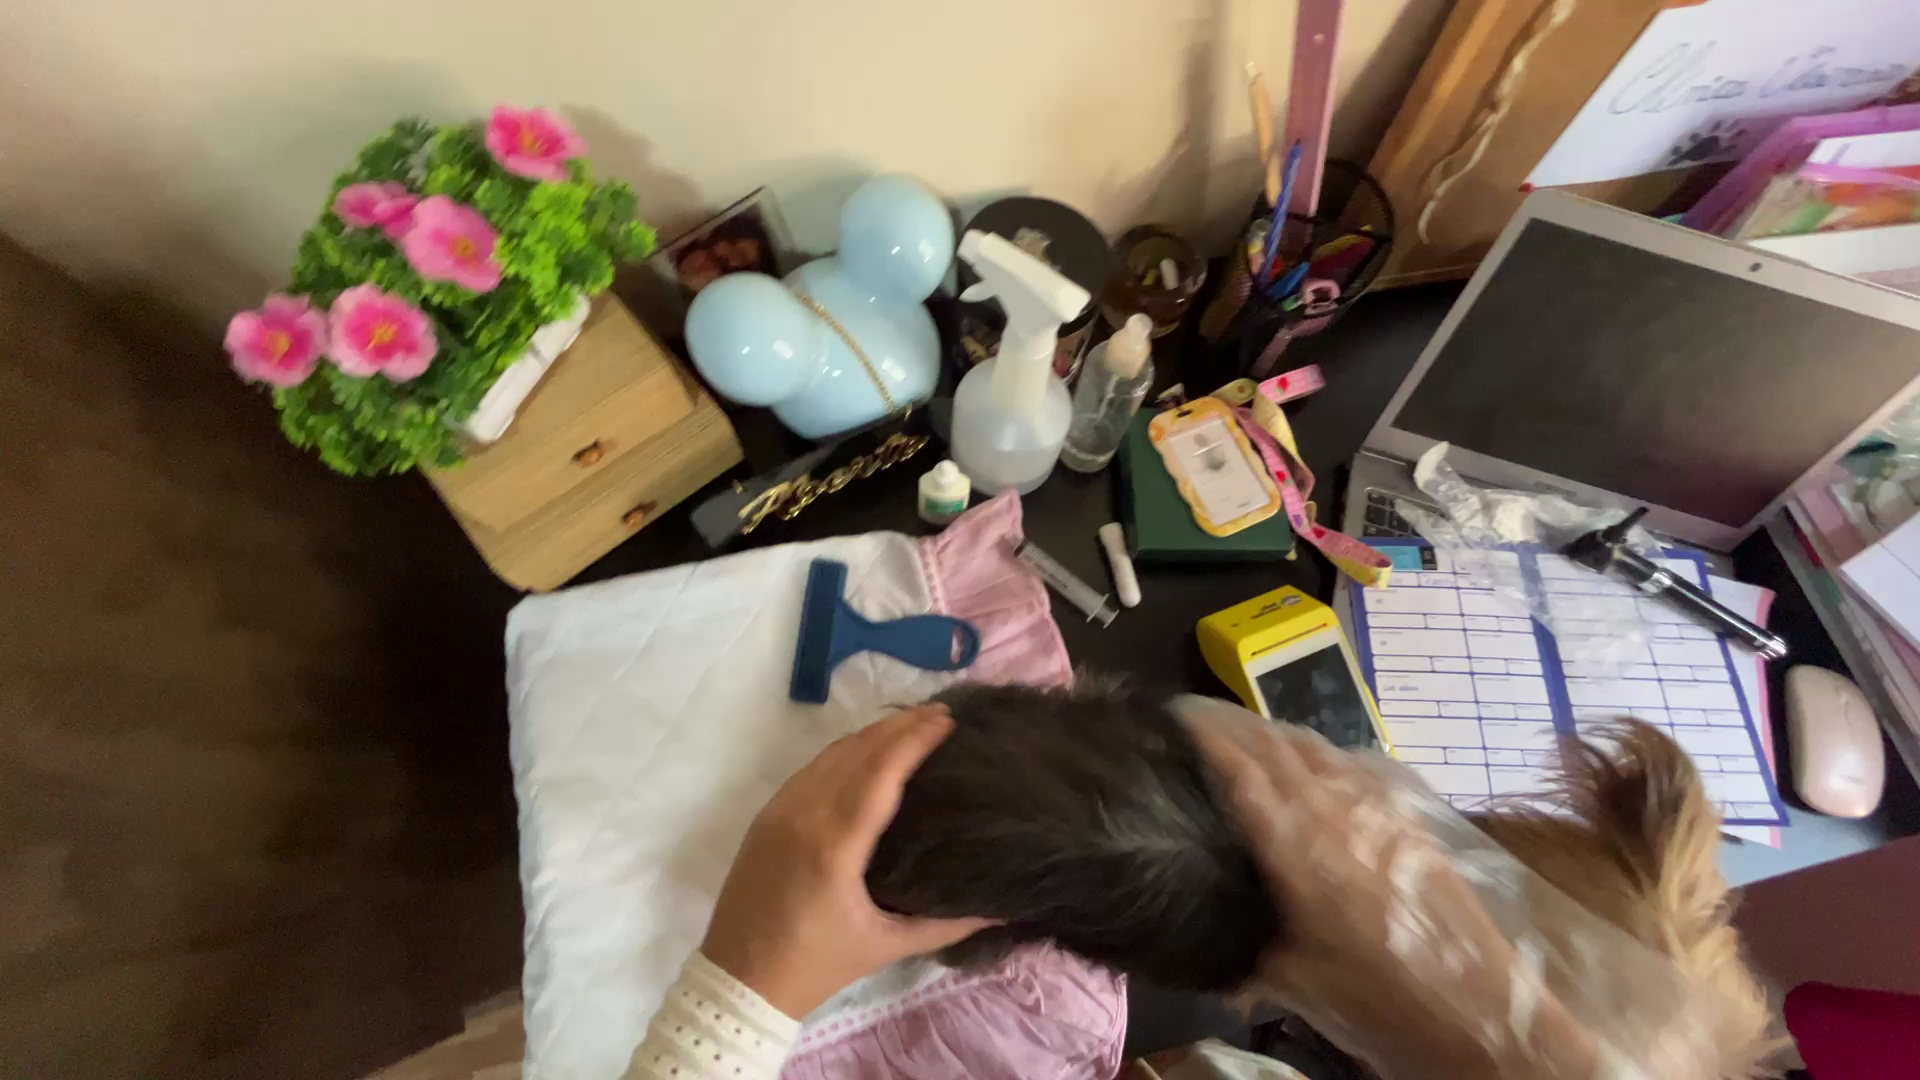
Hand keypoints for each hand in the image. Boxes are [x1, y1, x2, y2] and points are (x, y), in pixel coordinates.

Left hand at [701, 705, 994, 1019]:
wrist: (737, 980)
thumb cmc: (817, 964)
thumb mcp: (886, 947)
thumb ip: (947, 926)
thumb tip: (1003, 910)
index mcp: (836, 845)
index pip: (882, 772)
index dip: (916, 739)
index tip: (949, 721)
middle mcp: (806, 814)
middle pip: (860, 750)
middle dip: (902, 725)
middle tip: (941, 713)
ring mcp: (782, 808)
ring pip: (834, 751)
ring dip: (875, 731)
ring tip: (913, 721)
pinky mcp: (768, 811)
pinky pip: (813, 765)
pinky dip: (848, 748)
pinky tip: (870, 746)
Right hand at [1179, 701, 1569, 1076]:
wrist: (1487, 1020)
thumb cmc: (1376, 1004)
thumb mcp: (1292, 983)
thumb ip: (1239, 952)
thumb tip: (1197, 943)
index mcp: (1294, 845)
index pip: (1239, 769)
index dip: (1205, 735)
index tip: (1175, 716)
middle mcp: (1330, 810)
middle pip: (1272, 745)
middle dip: (1232, 725)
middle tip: (1199, 719)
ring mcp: (1373, 807)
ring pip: (1312, 745)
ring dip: (1273, 733)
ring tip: (1246, 734)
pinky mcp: (1406, 815)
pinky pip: (1351, 762)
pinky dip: (1318, 752)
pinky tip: (1311, 763)